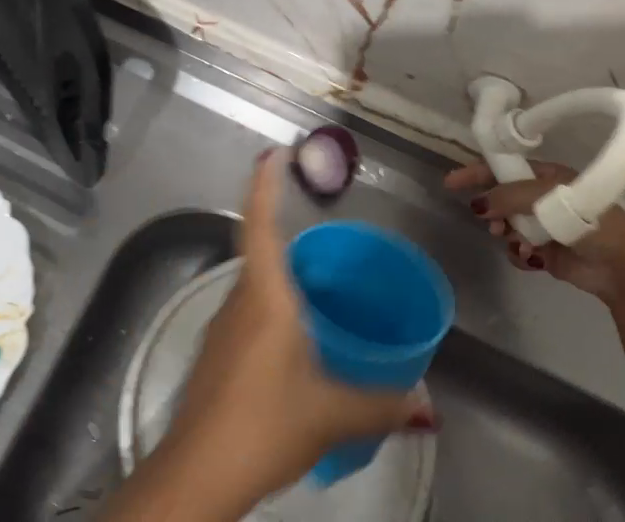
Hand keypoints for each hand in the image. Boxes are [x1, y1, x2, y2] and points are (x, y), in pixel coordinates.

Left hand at [167, 147, 429, 500]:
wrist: (199, 471)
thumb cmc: (265, 424)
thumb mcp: (331, 415)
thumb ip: (381, 405)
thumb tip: (426, 406)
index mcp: (265, 298)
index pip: (260, 225)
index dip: (264, 186)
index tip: (271, 153)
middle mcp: (238, 301)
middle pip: (258, 254)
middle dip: (284, 235)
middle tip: (324, 235)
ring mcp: (221, 327)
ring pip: (253, 287)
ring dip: (280, 278)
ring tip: (319, 289)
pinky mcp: (215, 355)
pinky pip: (247, 314)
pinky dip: (272, 310)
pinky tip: (295, 341)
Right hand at [443, 161, 624, 303]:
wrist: (619, 265)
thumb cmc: (585, 219)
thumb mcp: (544, 196)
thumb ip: (508, 197)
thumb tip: (477, 204)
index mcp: (548, 177)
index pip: (506, 169)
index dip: (478, 173)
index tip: (451, 182)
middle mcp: (544, 199)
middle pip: (503, 199)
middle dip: (492, 209)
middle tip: (490, 221)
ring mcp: (545, 226)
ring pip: (508, 226)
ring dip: (507, 233)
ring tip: (514, 240)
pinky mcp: (546, 253)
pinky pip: (518, 249)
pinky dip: (520, 253)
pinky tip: (532, 258)